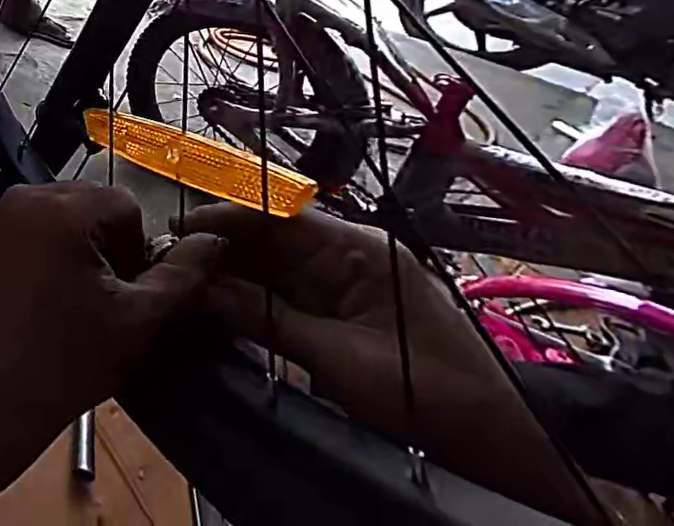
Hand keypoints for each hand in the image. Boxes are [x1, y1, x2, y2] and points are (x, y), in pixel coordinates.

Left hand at [0, 182, 223, 523]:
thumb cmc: (70, 357)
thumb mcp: (137, 316)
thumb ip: (181, 274)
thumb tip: (214, 241)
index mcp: (60, 211)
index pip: (121, 202)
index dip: (133, 245)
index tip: (124, 284)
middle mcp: (22, 197)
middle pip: (87, 198)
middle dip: (104, 237)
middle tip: (101, 289)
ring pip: (56, 206)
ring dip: (73, 236)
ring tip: (72, 288)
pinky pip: (26, 217)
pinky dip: (41, 238)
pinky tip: (43, 282)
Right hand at [179, 204, 597, 522]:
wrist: (504, 459)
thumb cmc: (436, 403)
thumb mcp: (341, 360)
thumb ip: (265, 318)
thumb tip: (198, 288)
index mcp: (359, 251)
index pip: (276, 214)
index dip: (223, 215)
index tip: (177, 227)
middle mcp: (346, 257)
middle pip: (266, 237)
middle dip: (218, 247)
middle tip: (169, 259)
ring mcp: (341, 284)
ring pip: (267, 265)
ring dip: (227, 273)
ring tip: (182, 281)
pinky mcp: (336, 311)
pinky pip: (279, 293)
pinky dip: (246, 298)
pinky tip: (213, 304)